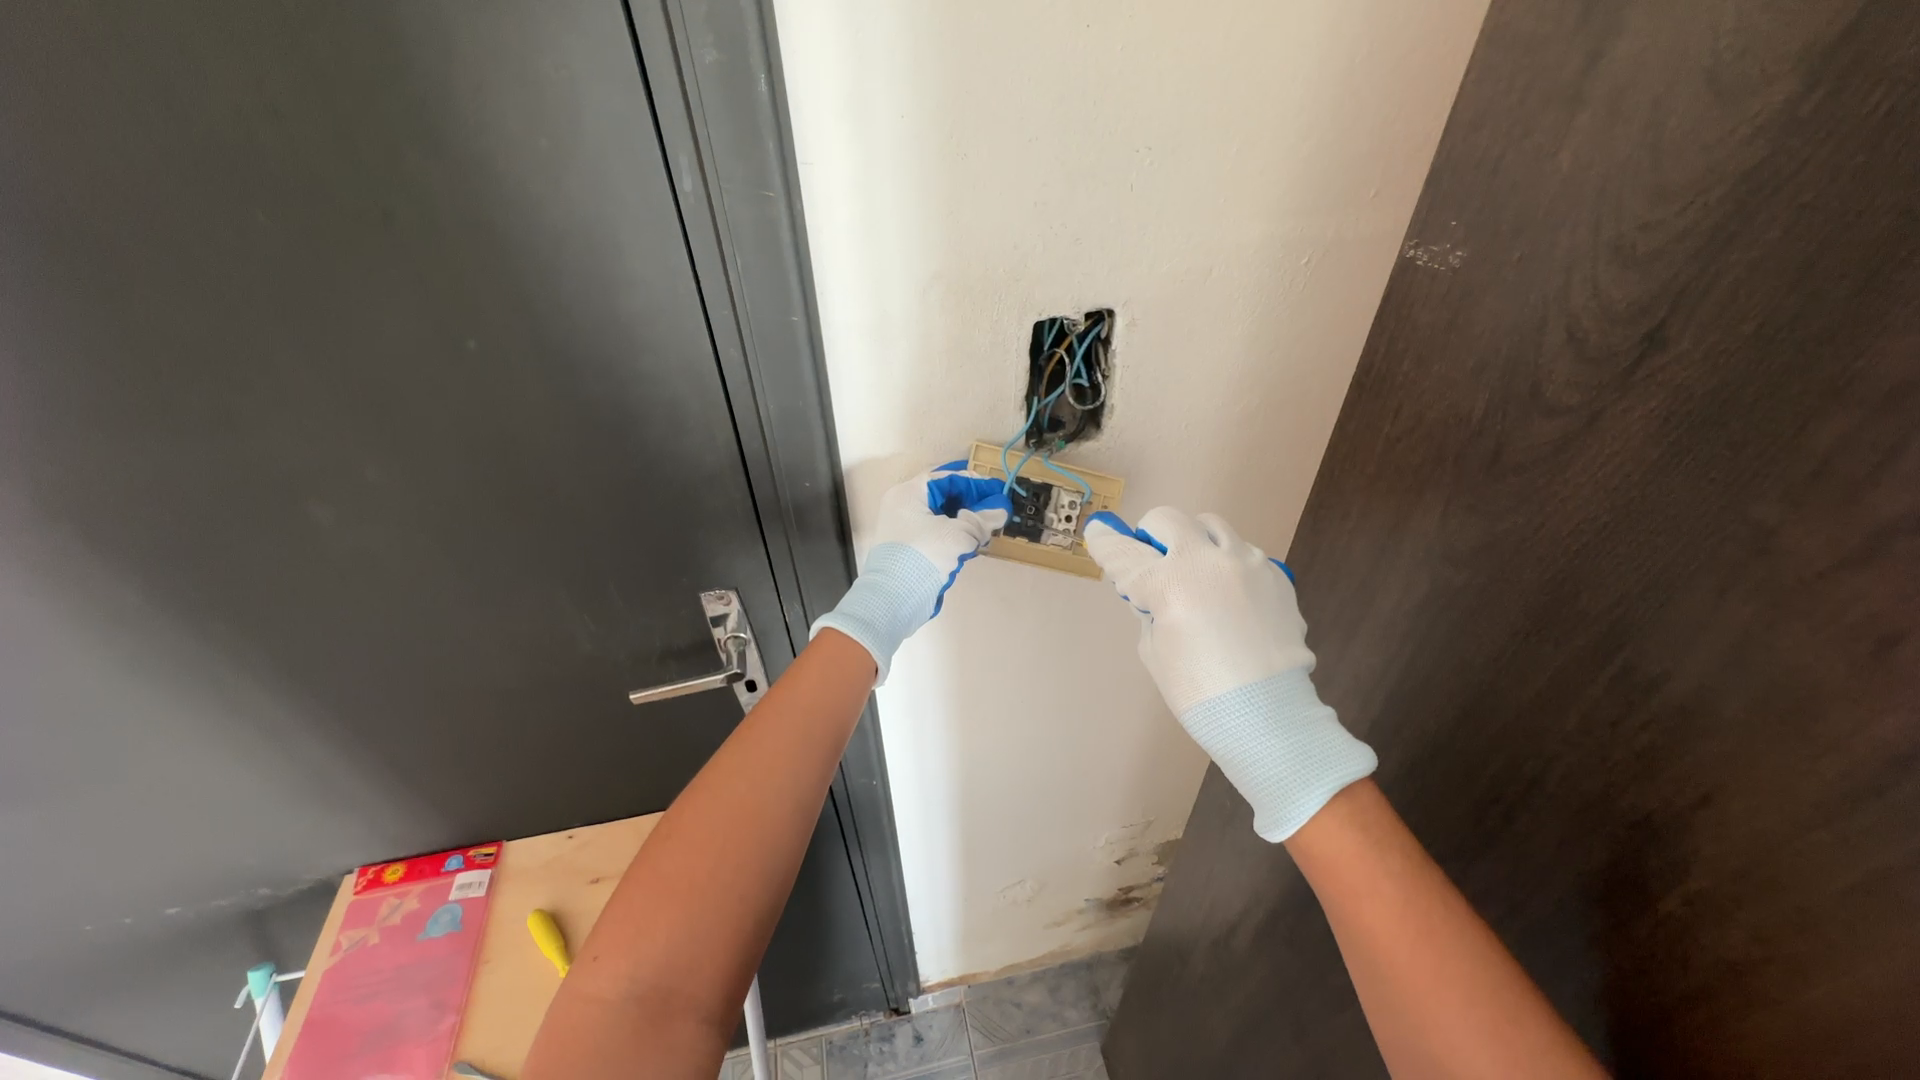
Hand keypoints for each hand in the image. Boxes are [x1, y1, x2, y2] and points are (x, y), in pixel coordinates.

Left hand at [812, 460, 1009, 682]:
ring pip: (940, 518)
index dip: (974, 484)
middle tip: (993, 513)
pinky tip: (970, 546)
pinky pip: (935, 535)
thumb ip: (982, 520)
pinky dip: (953, 538)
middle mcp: (902, 506)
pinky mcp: (908, 548)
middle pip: (943, 498)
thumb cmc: (924, 556)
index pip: (947, 478)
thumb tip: (1000, 511)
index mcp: (909, 493)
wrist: (894, 598)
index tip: (997, 493)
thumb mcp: (958, 535)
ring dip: (963, 523)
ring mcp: (903, 528)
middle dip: (970, 505)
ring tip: (985, 531)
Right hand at [1084, 507, 1375, 840]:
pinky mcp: (1277, 575)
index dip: (1106, 542)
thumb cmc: (1198, 692)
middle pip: (1169, 520)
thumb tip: (1152, 591)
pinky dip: (1228, 566)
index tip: (1098, 531)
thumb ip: (1149, 610)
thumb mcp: (1154, 650)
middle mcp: (1210, 561)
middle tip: (1152, 561)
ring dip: (1195, 544)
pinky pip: (1244, 554)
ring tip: (1197, 577)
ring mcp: (1248, 563)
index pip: (1124, 553)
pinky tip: (1229, 599)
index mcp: (1170, 583)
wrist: (1267, 716)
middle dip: (1153, 536)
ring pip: (1212, 528)